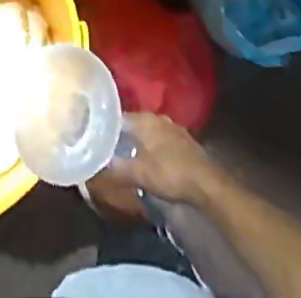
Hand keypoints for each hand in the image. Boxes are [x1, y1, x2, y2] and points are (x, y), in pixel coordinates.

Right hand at [104, 113, 219, 206]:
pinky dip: (152, 146)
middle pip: (133, 123)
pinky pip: (160, 138)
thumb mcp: (138, 174)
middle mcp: (158, 117)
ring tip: (126, 154)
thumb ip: (115, 168)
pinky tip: (149, 159)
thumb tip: (94, 166)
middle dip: (121, 135)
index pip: (117, 117)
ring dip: (138, 141)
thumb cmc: (169, 173)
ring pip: (148, 130)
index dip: (104, 128)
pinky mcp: (184, 140)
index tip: (94, 137)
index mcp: (144, 119)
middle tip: (108, 148)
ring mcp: (173, 127)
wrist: (207, 183)